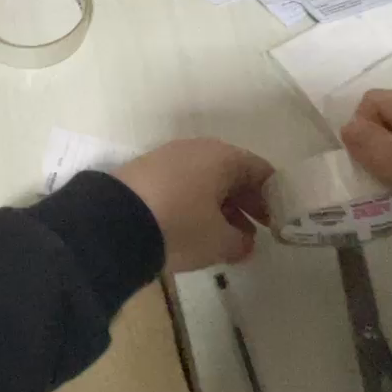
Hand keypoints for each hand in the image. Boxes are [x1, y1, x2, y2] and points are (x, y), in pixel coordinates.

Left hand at [111, 139, 273, 272]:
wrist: (112, 221)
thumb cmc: (180, 225)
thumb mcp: (219, 241)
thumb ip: (241, 242)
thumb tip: (245, 241)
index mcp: (222, 156)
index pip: (261, 171)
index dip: (274, 198)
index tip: (279, 223)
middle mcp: (195, 149)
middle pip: (231, 174)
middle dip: (245, 204)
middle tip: (255, 233)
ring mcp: (166, 158)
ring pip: (204, 181)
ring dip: (218, 208)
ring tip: (226, 239)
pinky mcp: (143, 173)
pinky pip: (179, 186)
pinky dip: (192, 205)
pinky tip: (192, 230)